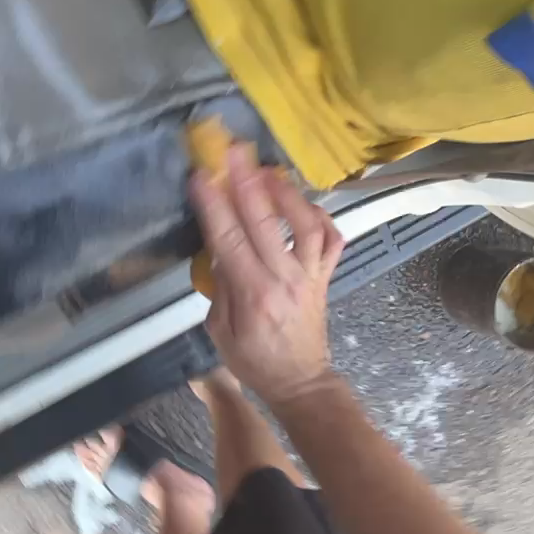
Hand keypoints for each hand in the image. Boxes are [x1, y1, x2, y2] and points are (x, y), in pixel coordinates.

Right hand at [187, 145, 345, 405]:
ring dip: (286, 194)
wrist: (300, 380)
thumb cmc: (254, 360)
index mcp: (253, 295)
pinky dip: (319, 215)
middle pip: (265, 223)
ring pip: (306, 225)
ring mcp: (310, 275)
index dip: (214, 206)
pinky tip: (301, 201)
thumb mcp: (221, 331)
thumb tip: (220, 246)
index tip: (201, 176)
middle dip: (246, 183)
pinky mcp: (325, 276)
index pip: (229, 240)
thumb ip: (221, 286)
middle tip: (234, 152)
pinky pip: (332, 239)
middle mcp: (285, 279)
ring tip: (268, 172)